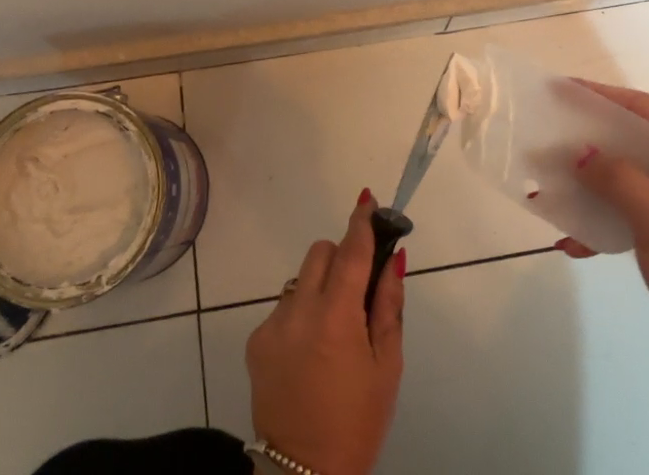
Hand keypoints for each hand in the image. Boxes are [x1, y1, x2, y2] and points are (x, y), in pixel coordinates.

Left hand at [246, 190, 405, 474]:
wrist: (305, 469)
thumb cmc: (359, 419)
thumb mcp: (387, 364)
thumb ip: (388, 305)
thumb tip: (392, 258)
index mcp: (335, 318)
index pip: (350, 253)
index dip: (361, 223)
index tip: (368, 201)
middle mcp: (297, 312)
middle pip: (318, 254)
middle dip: (340, 258)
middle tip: (358, 287)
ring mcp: (271, 325)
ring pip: (300, 280)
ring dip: (320, 288)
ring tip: (334, 330)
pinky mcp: (255, 341)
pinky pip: (283, 308)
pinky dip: (301, 314)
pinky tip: (311, 351)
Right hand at [561, 81, 648, 396]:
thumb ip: (619, 179)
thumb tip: (581, 153)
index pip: (645, 108)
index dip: (600, 97)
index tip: (559, 90)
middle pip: (633, 141)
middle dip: (588, 143)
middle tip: (544, 139)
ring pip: (629, 178)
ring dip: (590, 185)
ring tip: (547, 188)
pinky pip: (633, 213)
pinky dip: (604, 223)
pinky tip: (572, 241)